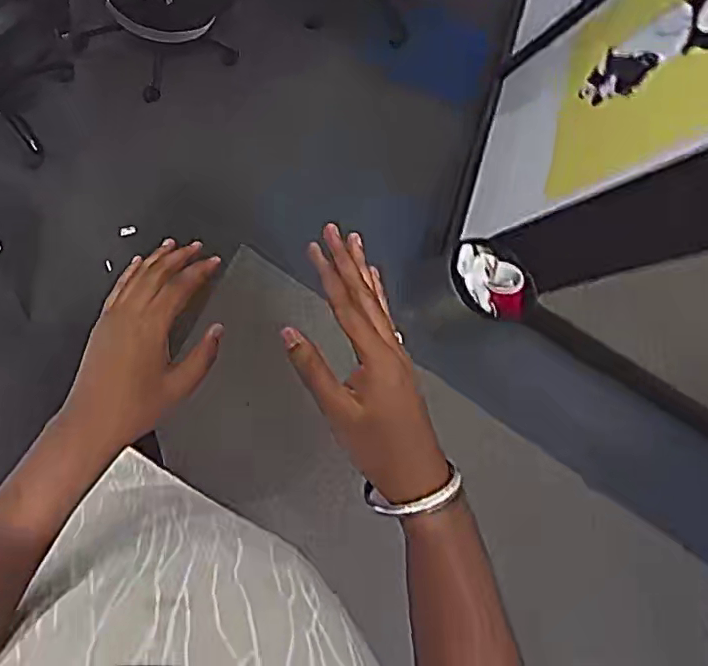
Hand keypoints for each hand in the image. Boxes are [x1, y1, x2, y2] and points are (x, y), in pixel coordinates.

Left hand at [58, 239, 224, 457]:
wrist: (90, 421)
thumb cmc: (130, 409)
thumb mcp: (178, 387)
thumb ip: (203, 357)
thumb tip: (216, 333)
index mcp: (151, 326)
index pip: (180, 286)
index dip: (199, 270)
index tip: (212, 262)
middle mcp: (130, 315)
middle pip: (159, 272)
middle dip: (180, 256)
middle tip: (196, 247)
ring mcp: (113, 316)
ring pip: (138, 274)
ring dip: (157, 257)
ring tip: (171, 245)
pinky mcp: (102, 322)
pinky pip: (119, 286)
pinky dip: (131, 270)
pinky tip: (137, 263)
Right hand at [284, 224, 450, 504]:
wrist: (418, 476)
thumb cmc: (379, 448)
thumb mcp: (338, 411)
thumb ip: (312, 369)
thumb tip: (289, 333)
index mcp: (374, 355)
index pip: (345, 304)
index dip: (328, 273)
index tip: (315, 248)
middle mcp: (389, 347)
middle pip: (363, 294)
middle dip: (346, 259)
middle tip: (334, 232)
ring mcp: (397, 353)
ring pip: (377, 302)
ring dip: (363, 271)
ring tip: (355, 245)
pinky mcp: (398, 362)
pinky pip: (386, 317)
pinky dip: (379, 295)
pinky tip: (375, 284)